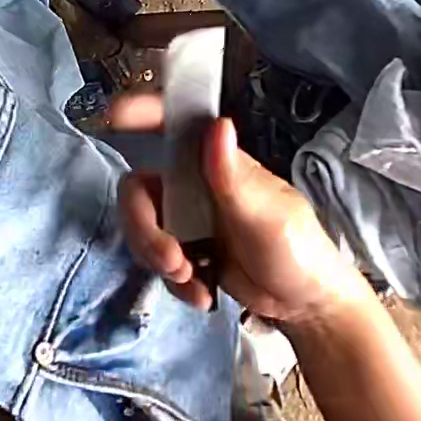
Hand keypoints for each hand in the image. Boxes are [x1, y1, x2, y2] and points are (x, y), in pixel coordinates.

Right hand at [111, 92, 374, 325]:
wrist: (304, 306)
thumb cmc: (296, 250)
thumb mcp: (268, 217)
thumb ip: (233, 177)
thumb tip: (218, 124)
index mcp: (218, 165)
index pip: (177, 128)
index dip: (145, 114)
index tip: (116, 116)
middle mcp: (196, 186)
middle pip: (140, 191)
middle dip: (145, 230)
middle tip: (173, 262)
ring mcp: (188, 221)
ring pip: (142, 229)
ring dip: (157, 260)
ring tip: (193, 282)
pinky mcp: (186, 252)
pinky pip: (155, 261)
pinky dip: (174, 283)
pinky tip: (203, 295)